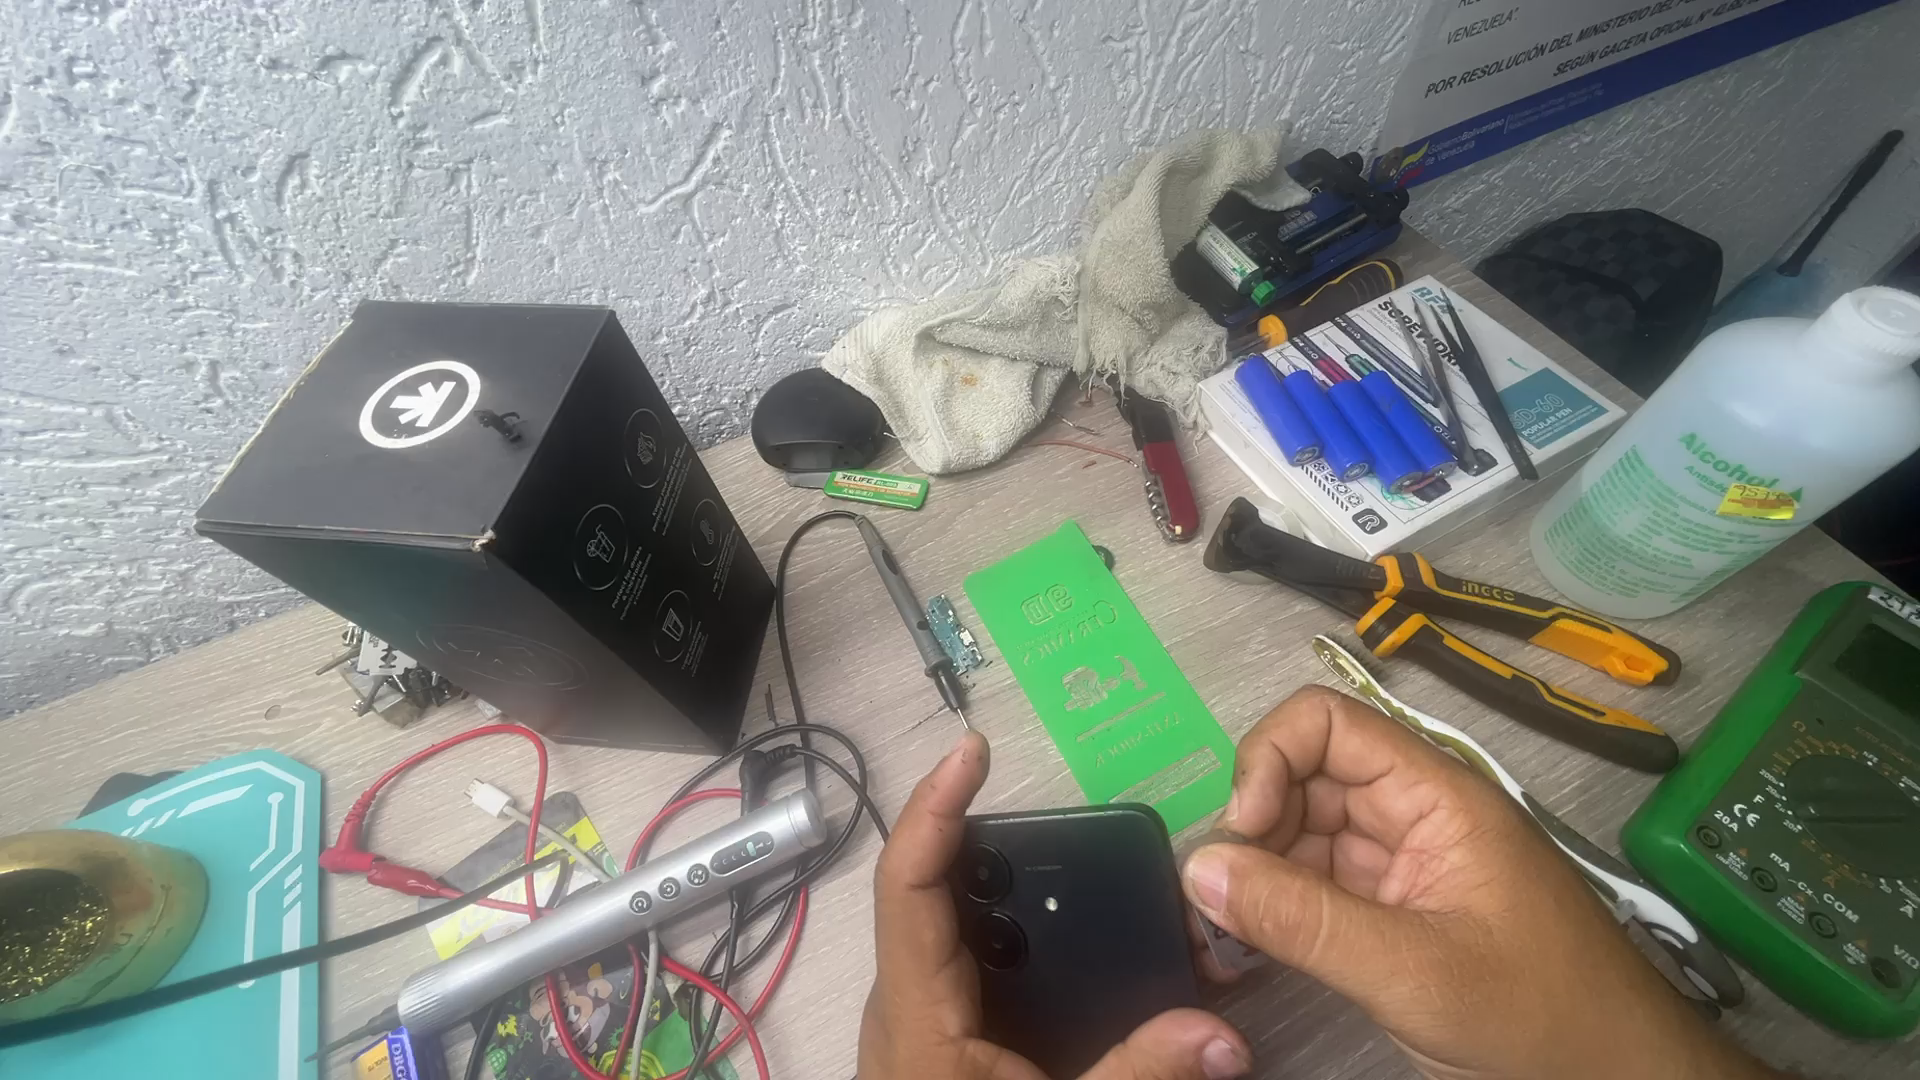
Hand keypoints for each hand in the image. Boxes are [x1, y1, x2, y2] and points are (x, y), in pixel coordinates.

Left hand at [859, 731, 1252, 1079]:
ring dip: (993, 874)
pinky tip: (1048, 927)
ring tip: (1058, 860)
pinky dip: (1000, 918)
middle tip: (1046, 810)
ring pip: (945, 914)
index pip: (906, 881)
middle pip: (926, 883)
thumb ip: (1138, 1075)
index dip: (932, 806)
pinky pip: (961, 947)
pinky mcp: (933, 1025)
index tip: (971, 751)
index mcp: (915, 1011)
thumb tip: (1222, 1030)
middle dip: (979, 831)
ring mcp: (914, 1009)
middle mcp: (902, 995)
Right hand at [1181, 686, 1780, 1079]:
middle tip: (1220, 893)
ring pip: (1293, 829)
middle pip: (1298, 776)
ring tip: (1222, 926)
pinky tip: (1246, 939)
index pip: (1324, 723)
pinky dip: (1269, 902)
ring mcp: (1390, 857)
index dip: (1270, 758)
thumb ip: (1302, 921)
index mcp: (1429, 794)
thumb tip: (1197, 870)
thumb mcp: (1419, 974)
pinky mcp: (1380, 902)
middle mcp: (1402, 810)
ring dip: (1252, 868)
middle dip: (1251, 826)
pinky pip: (1305, 878)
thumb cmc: (1545, 1023)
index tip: (1245, 829)